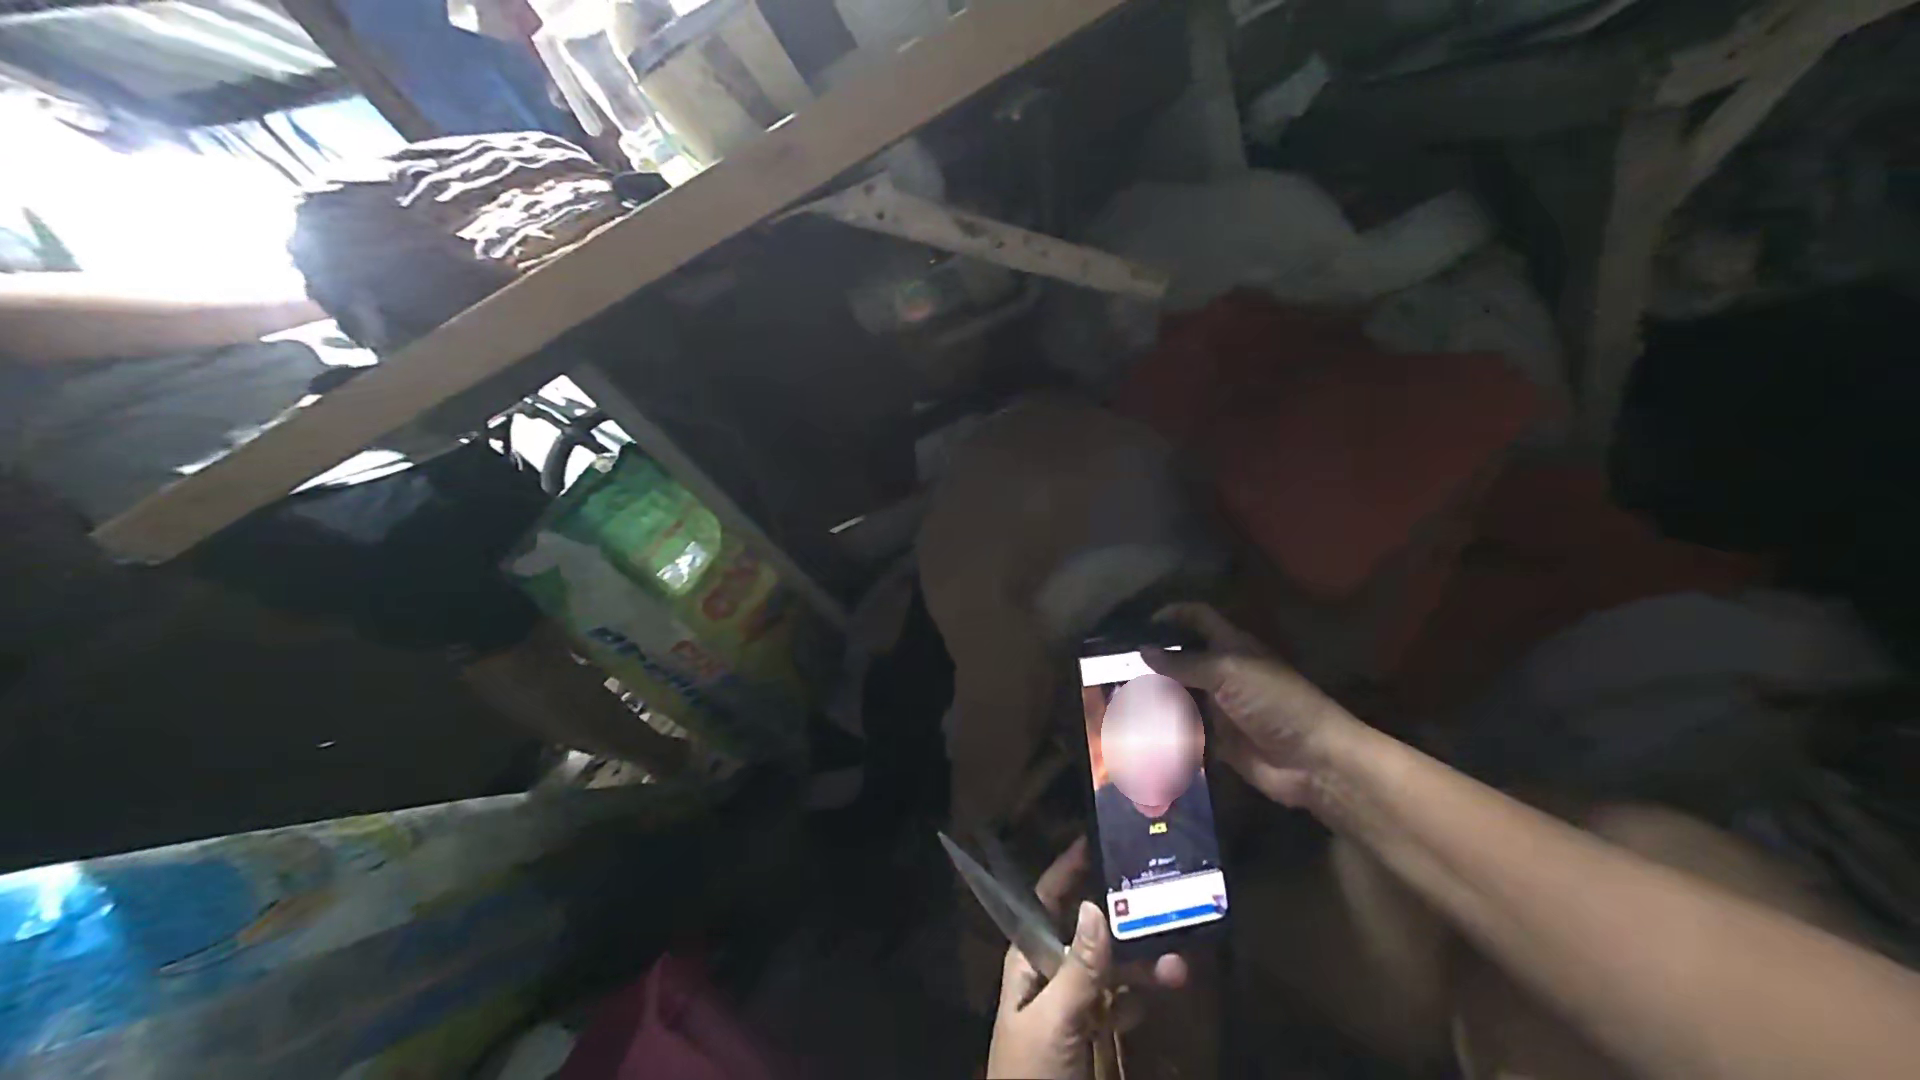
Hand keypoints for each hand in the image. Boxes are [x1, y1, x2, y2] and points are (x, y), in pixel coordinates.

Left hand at [986, 838, 1186, 1078]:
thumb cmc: (1031, 1072)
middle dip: (1121, 922)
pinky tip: (1163, 992)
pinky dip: (1139, 998)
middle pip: (1086, 934)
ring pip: (1109, 971)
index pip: (1045, 901)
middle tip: (1159, 903)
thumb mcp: (1053, 1019)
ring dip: (1140, 965)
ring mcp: (1071, 1005)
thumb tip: (1094, 906)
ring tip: (1178, 964)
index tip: (1093, 842)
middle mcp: (1049, 973)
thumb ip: (1078, 968)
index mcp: (1027, 960)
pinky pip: (1118, 1005)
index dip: (1066, 871)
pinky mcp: (1089, 1035)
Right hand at [1142, 603, 1368, 810]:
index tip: (1139, 623)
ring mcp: (1221, 707)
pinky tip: (1144, 731)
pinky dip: (1167, 731)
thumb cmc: (1276, 703)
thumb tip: (1143, 650)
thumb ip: (1184, 662)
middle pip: (1183, 659)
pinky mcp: (1218, 740)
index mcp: (1232, 647)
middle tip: (1119, 666)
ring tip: (1125, 699)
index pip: (1198, 619)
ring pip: (1180, 696)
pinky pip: (1186, 732)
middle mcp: (1224, 673)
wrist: (1314, 762)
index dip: (1173, 615)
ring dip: (1157, 698)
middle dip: (1155, 662)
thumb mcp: (1229, 673)